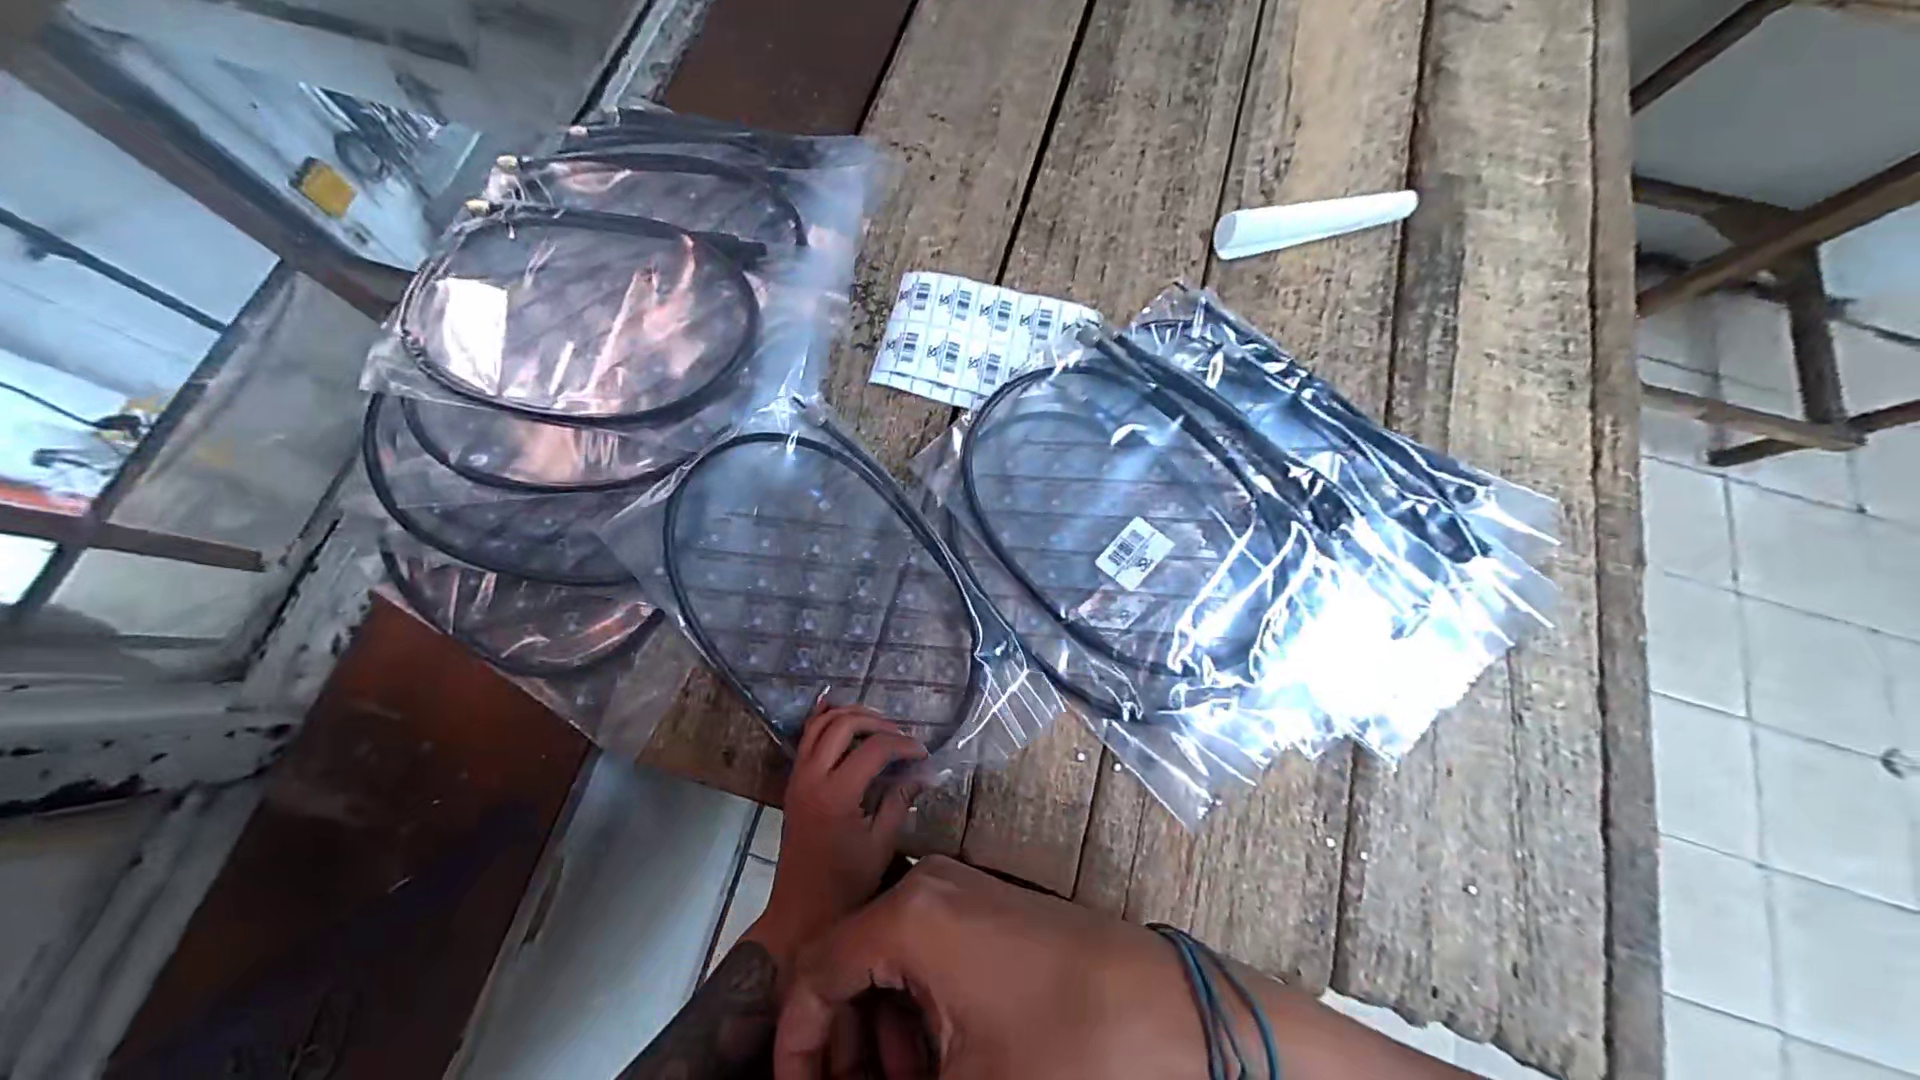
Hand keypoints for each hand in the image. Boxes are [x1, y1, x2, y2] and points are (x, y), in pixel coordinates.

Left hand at [743, 705, 926, 973]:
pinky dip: (822, 719)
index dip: (903, 745)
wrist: (799, 913)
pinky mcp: (793, 782)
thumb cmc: (845, 887)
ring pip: (821, 724)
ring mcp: (797, 777)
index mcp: (836, 795)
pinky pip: (806, 738)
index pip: (874, 749)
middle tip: (902, 737)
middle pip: (845, 724)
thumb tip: (928, 772)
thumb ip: (901, 801)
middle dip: (878, 722)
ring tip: (879, 725)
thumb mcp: (880, 845)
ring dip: (851, 715)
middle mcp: (812, 777)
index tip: (923, 753)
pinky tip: (835, 706)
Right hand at [773, 856, 1203, 1079]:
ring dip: (887, 1035)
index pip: (815, 972)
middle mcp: (926, 886)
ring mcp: (961, 892)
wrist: (1170, 1011)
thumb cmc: (1062, 1047)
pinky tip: (949, 1059)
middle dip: (849, 1045)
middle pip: (851, 966)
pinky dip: (922, 1011)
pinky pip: (929, 955)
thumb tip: (846, 1079)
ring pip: (890, 964)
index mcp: (908, 914)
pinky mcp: (988, 909)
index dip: (796, 1046)